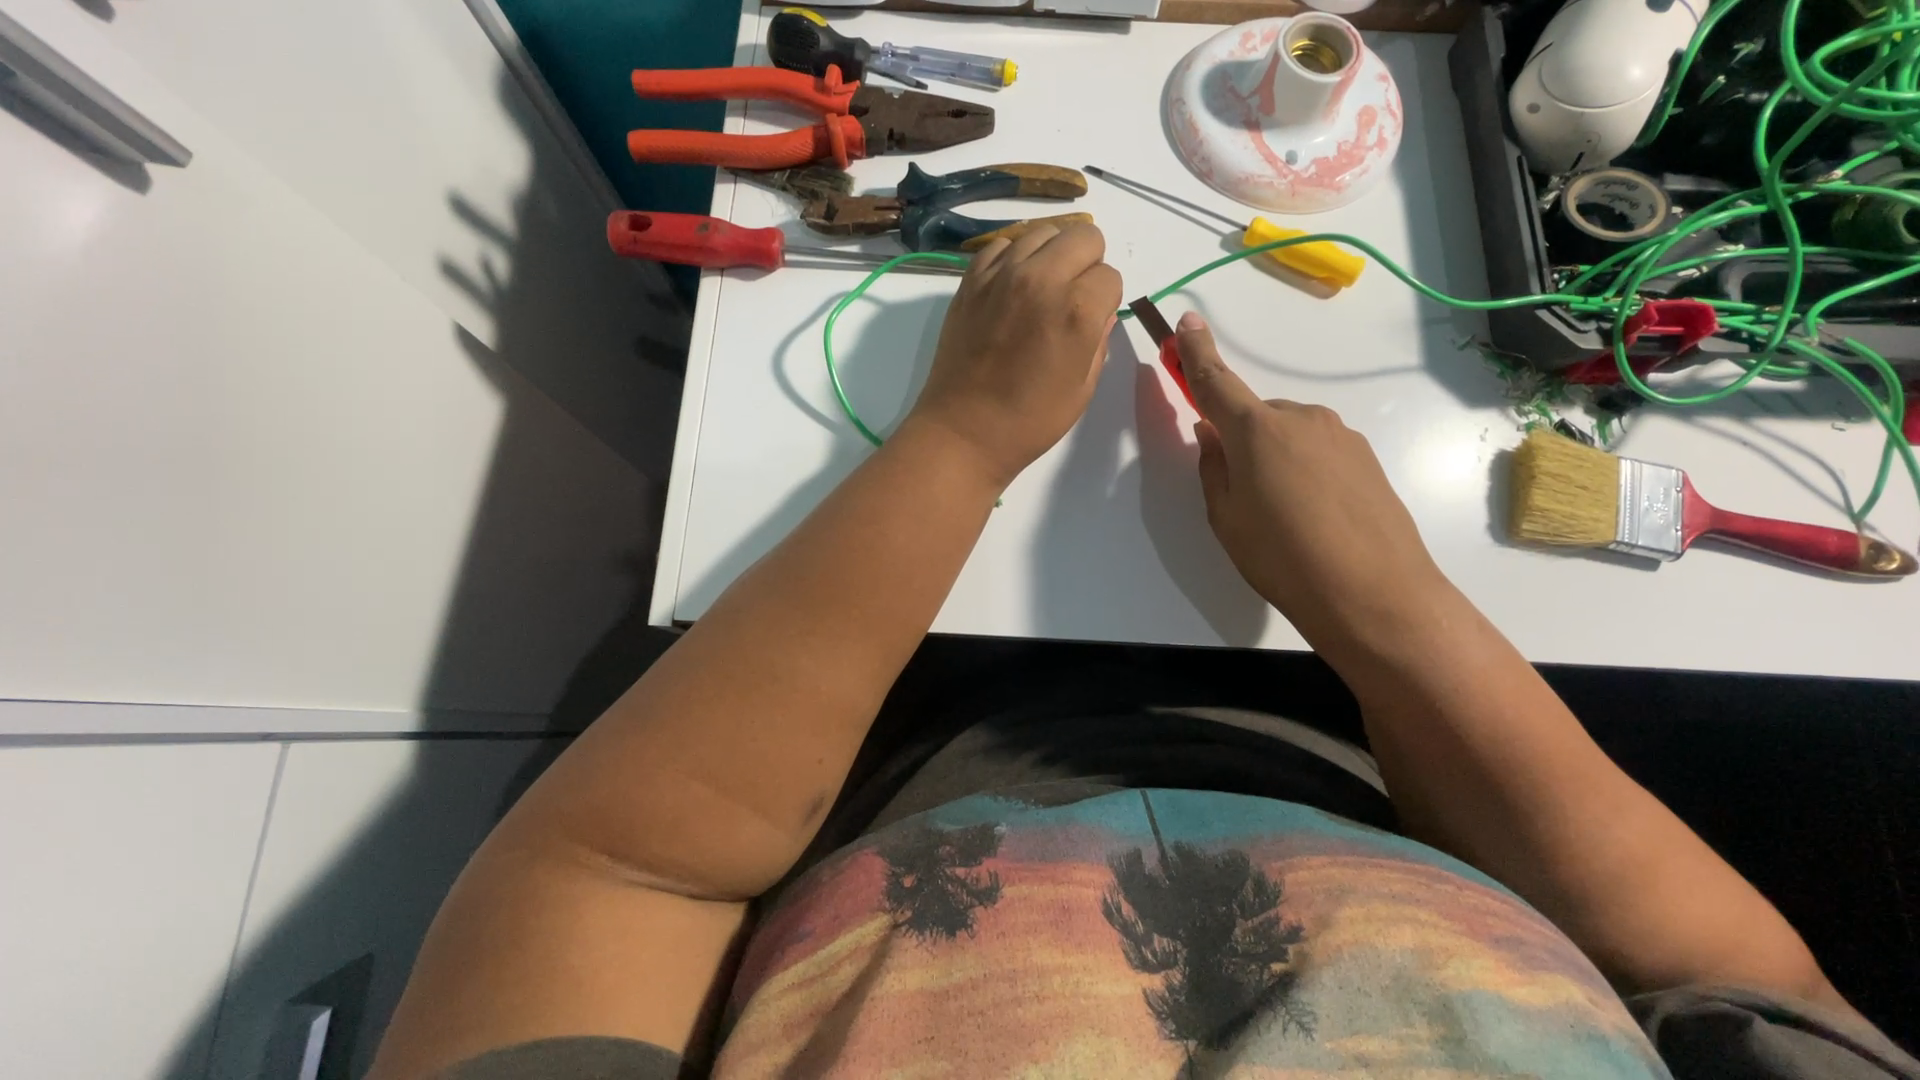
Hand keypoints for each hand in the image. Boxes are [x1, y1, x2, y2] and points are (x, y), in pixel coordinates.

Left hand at [904, 223, 1121, 486]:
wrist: (964, 430)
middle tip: (1073, 297)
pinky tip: (1012, 289)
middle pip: (1084, 236)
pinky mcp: (971, 280)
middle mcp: (1042, 279)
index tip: (1092, 322)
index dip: (1106, 299)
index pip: (1110, 275)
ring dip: (1052, 254)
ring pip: (1043, 232)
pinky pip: (1003, 245)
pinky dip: (1015, 259)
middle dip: (1087, 263)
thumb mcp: (1083, 387)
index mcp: (1077, 309)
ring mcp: (1001, 275)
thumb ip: (1098, 340)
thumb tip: (1099, 313)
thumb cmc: (1030, 420)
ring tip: (1043, 289)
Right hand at [1177, 312, 1452, 652]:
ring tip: (1284, 516)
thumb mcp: (1226, 518)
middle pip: (1255, 417)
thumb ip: (1214, 468)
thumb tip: (1213, 434)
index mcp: (1255, 430)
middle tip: (1244, 496)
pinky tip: (1315, 516)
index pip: (1215, 381)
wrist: (1372, 591)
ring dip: (1277, 459)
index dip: (1196, 352)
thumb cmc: (1282, 557)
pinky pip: (1319, 451)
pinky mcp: (1365, 456)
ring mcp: (1338, 435)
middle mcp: (1299, 418)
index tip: (1186, 322)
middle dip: (1242, 442)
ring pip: (1289, 435)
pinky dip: (1307, 471)